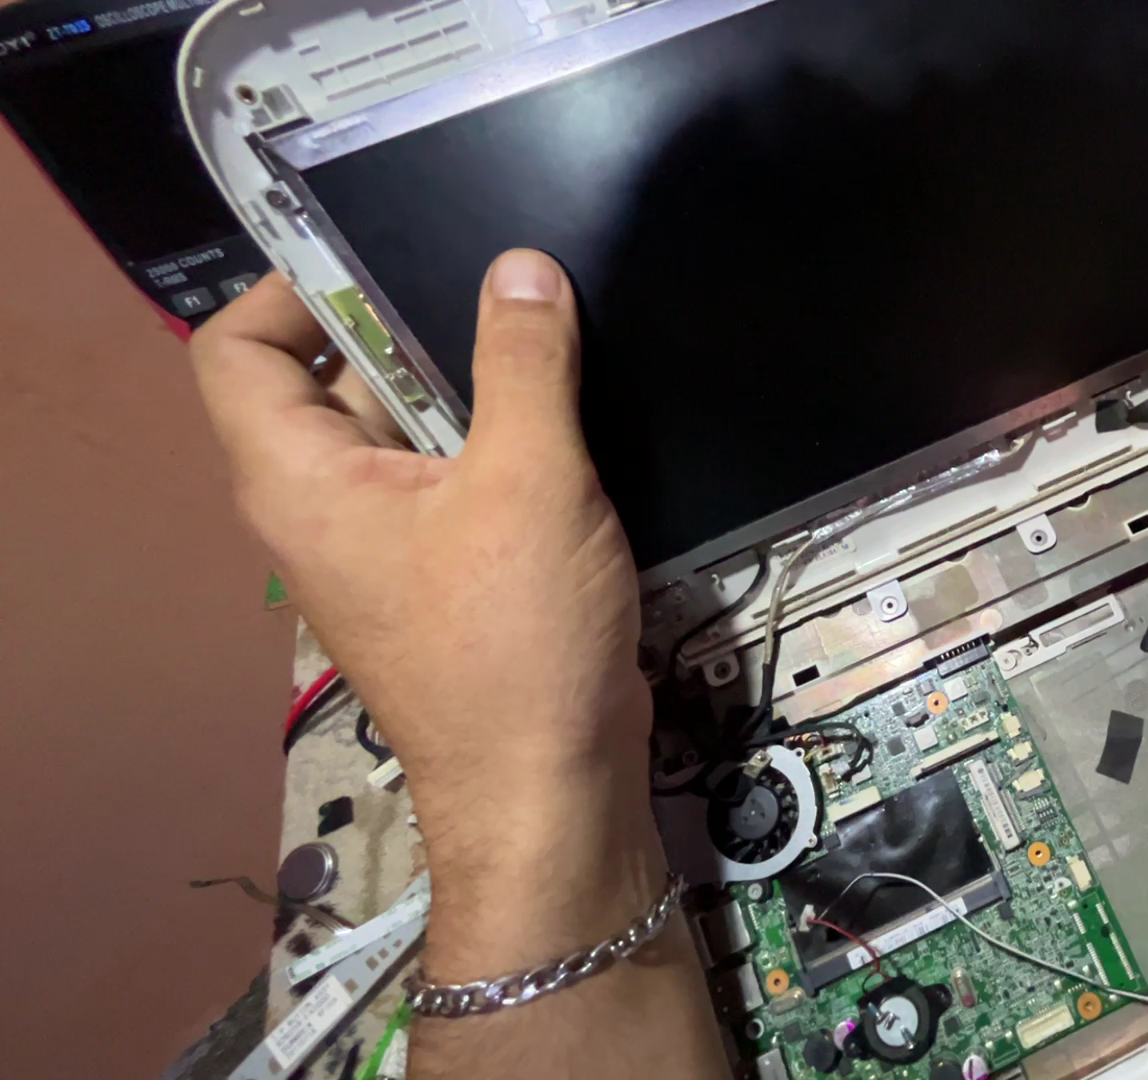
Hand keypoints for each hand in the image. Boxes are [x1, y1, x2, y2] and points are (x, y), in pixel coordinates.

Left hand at [191, 252, 657, 972]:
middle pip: (348, 391)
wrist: (554, 770)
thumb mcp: (530, 480)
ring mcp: (404, 552)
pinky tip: (578, 439)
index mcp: (304, 480)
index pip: (241, 352)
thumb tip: (524, 267)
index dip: (294, 292)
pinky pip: (472, 492)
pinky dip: (512, 456)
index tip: (386, 257)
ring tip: (556, 359)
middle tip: (507, 301)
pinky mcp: (466, 580)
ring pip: (425, 446)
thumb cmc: (518, 628)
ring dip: (482, 401)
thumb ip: (525, 367)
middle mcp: (336, 512)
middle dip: (421, 341)